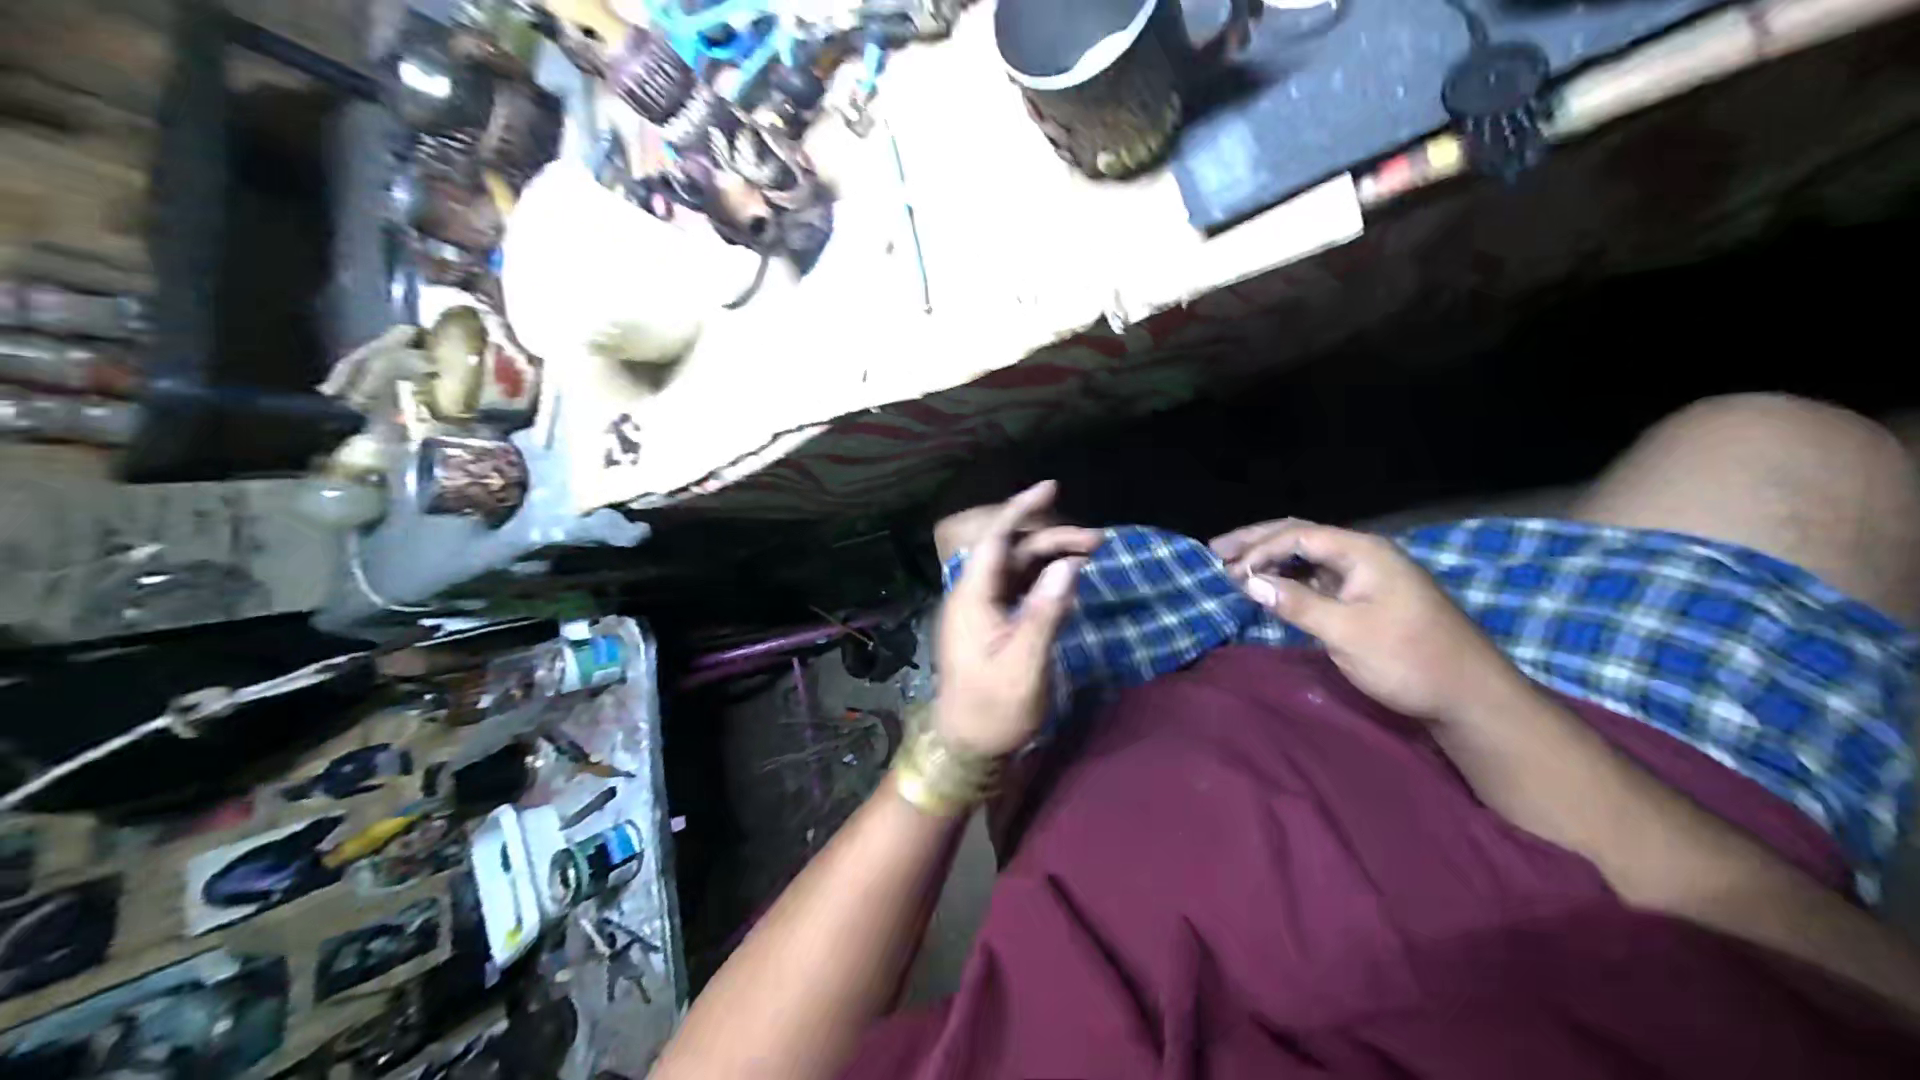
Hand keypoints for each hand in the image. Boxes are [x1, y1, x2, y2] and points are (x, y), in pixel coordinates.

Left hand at [936, 481, 1100, 755]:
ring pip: (1018, 569)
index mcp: (972, 598)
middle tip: (1099, 543)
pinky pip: (1019, 589)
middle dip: (1053, 540)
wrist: (968, 745)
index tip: (1052, 486)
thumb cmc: (993, 708)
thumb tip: (1069, 566)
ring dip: (1052, 559)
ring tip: (1092, 557)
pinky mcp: (992, 624)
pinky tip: (1070, 583)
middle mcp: (974, 595)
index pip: (996, 538)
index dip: (1021, 508)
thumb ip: (1046, 612)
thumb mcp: (1025, 664)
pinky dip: (1045, 580)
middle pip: (1013, 551)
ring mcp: (982, 610)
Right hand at [1211, 520, 1524, 724]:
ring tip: (1231, 565)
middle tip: (1215, 550)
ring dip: (1269, 559)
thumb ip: (1297, 603)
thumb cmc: (1409, 659)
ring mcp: (1364, 576)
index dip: (1259, 549)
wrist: (1468, 695)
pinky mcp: (1363, 598)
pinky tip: (1266, 586)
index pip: (1299, 535)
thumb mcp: (1347, 633)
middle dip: (1256, 542)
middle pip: (1300, 536)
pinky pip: (1315, 577)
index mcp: (1364, 552)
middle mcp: (1362, 555)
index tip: (1228, 570)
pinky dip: (1286, 578)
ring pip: (1306, 556)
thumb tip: (1248, 581)